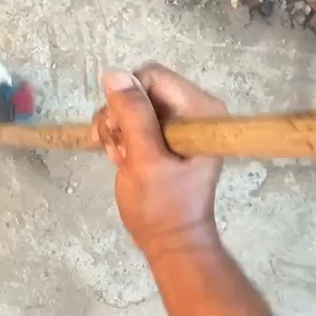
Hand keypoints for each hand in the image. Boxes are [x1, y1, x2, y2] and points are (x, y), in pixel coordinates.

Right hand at [92, 64, 227, 255]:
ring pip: (130, 102)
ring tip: (119, 156)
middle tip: (118, 147)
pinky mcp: (164, 133)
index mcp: (201, 111)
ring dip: (115, 127)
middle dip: (119, 115)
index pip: (153, 76)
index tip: (121, 131)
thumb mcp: (145, 159)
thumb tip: (114, 74)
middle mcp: (193, 109)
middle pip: (139, 87)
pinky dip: (118, 134)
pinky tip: (120, 156)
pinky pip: (131, 117)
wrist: (168, 241)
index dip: (129, 99)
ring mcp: (178, 121)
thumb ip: (133, 116)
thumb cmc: (163, 205)